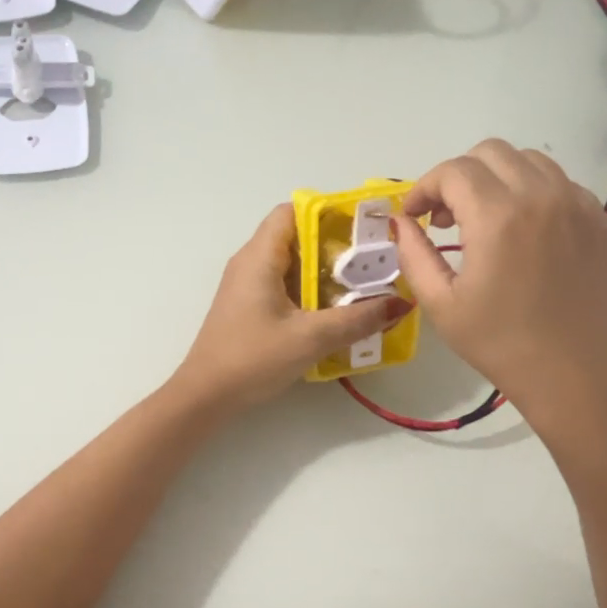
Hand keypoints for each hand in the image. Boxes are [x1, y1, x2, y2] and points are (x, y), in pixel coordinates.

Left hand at [173, 204, 409, 412]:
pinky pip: (283, 287)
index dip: (329, 212)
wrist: (205, 396)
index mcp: (259, 256)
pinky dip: (309, 292)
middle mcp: (249, 263)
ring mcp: (245, 287)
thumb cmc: (252, 359)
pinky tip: (334, 312)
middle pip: (295, 236)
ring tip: (363, 285)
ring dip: (324, 272)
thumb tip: (401, 304)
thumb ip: (358, 319)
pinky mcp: (247, 309)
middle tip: (373, 260)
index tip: (364, 226)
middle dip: (335, 245)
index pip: (292, 211)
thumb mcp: (311, 338)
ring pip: (291, 264)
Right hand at [393, 140, 606, 440]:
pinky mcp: (598, 220)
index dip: (424, 188)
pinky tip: (521, 233)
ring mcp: (577, 204)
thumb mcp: (442, 305)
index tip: (413, 216)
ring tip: (482, 221)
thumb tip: (400, 224)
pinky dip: (530, 193)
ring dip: (495, 179)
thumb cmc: (501, 346)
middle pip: (490, 153)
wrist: (577, 375)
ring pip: (528, 161)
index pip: (453, 172)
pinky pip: (559, 184)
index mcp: (497, 217)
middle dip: (458, 177)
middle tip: (444, 219)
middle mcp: (541, 196)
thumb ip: (414, 255)